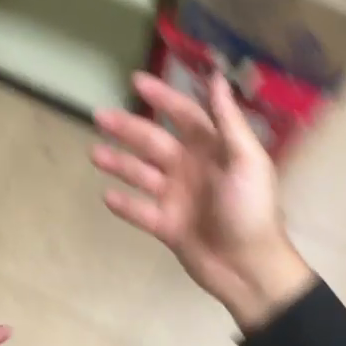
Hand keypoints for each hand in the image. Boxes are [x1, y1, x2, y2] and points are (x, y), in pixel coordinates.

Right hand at [93, 72, 314, 331]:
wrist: (249, 267)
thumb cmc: (252, 211)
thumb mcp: (247, 161)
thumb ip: (229, 121)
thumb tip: (218, 78)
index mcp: (213, 150)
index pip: (184, 116)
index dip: (162, 97)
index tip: (137, 81)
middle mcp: (191, 168)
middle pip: (153, 142)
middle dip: (128, 128)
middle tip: (99, 115)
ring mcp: (177, 198)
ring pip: (141, 174)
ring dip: (118, 163)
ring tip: (94, 153)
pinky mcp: (167, 226)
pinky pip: (140, 211)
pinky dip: (125, 204)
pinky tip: (107, 196)